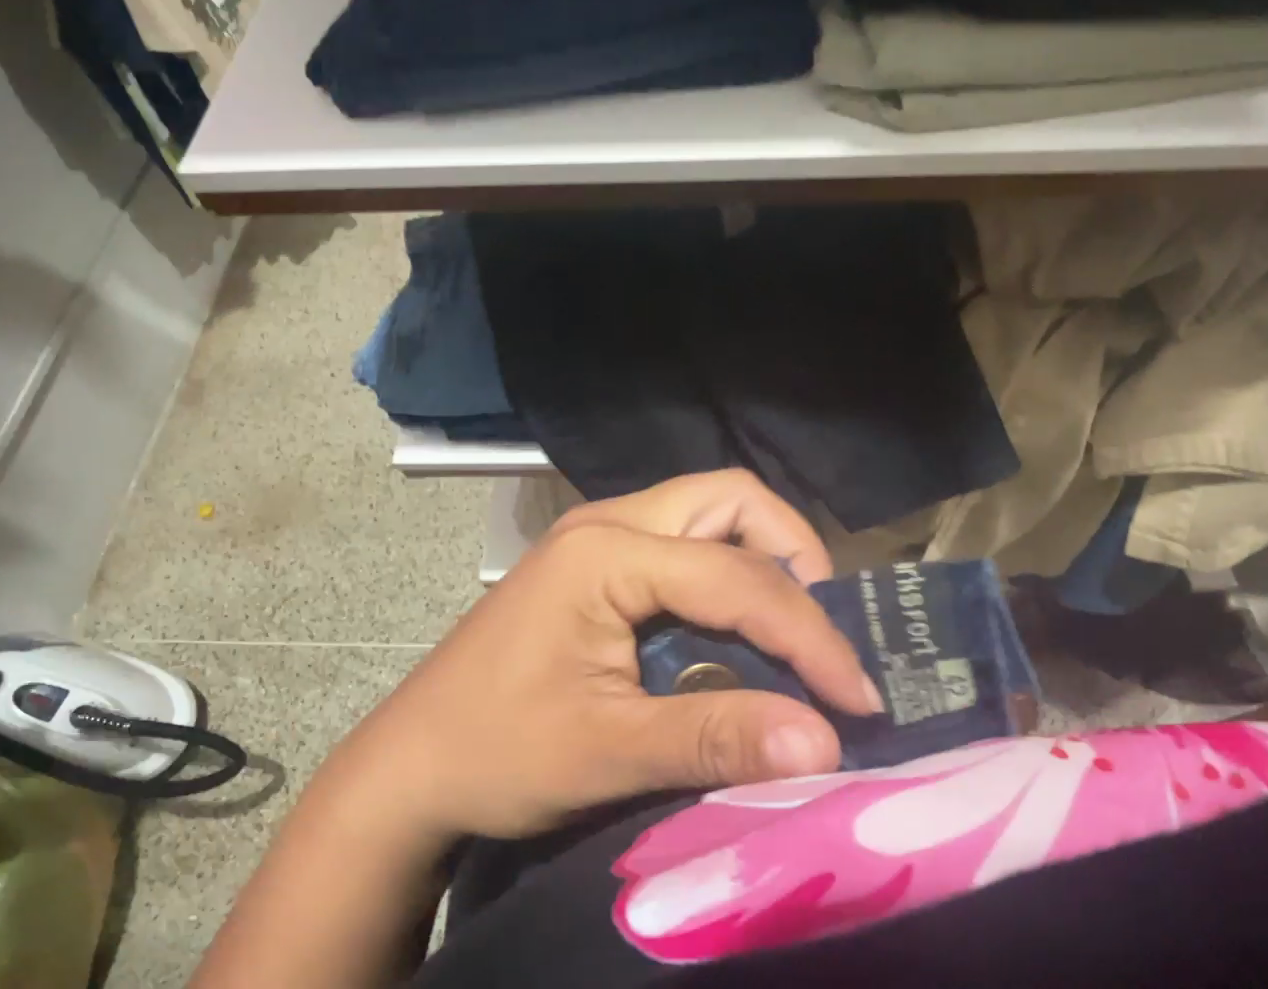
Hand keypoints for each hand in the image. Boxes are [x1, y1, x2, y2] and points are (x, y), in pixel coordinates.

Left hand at [325, 470, 881, 843]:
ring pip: (708, 515)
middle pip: (730, 500)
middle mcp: (606, 524)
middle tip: (824, 635)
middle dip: (793, 558)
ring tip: (796, 634)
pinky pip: (683, 547)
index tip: (858, 698)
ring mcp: (597, 540)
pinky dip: (728, 579)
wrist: (409, 768)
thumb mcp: (607, 751)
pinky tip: (740, 634)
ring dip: (762, 563)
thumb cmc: (496, 754)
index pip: (737, 574)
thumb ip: (715, 738)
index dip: (809, 635)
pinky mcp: (594, 568)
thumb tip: (825, 743)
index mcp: (605, 552)